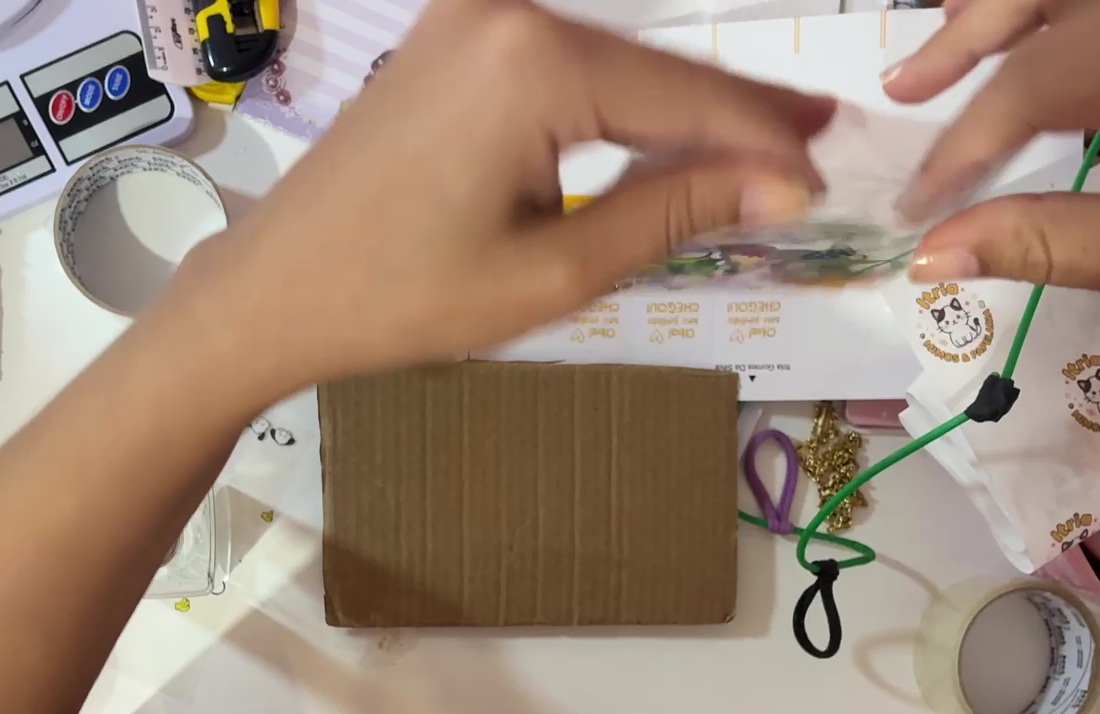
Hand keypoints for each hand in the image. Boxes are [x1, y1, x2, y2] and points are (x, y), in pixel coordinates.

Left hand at [176, 0, 832, 381]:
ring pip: (610, 65)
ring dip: (675, 113)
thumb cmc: (407, 299)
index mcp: (537, 58)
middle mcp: (506, 8)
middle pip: (653, 66)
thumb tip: (776, 183)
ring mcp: (469, 18)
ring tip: (749, 148)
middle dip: (729, 116)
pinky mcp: (447, 45)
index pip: (689, 96)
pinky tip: (653, 135)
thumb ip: (669, 210)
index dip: (762, 143)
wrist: (278, 292)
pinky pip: (557, 71)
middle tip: (808, 147)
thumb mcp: (554, 270)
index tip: (821, 179)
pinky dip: (612, 108)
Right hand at [888, 0, 1099, 317]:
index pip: (1046, 77)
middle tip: (898, 93)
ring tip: (930, 63)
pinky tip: (1011, 30)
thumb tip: (929, 253)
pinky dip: (1052, 9)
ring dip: (1001, 10)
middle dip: (967, 40)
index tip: (912, 212)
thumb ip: (1047, 246)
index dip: (962, 145)